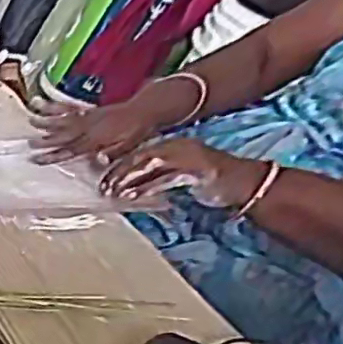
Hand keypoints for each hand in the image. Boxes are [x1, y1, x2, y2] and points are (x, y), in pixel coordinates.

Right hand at [32, 95, 164, 166]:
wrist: (151, 106)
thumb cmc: (140, 128)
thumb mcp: (131, 143)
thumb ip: (114, 153)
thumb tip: (99, 161)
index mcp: (98, 138)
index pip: (71, 150)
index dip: (53, 155)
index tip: (36, 159)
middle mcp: (90, 127)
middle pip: (64, 135)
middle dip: (46, 140)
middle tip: (29, 143)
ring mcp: (89, 117)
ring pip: (64, 119)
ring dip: (46, 120)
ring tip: (31, 119)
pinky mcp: (90, 110)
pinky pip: (70, 109)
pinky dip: (55, 107)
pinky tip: (44, 105)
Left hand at [101, 138, 262, 207]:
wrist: (241, 183)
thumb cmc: (200, 181)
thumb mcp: (170, 175)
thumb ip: (149, 176)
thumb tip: (118, 185)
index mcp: (173, 146)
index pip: (138, 153)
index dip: (116, 167)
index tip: (101, 182)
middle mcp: (181, 147)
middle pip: (142, 157)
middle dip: (119, 174)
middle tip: (104, 190)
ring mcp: (192, 157)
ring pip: (153, 165)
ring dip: (130, 180)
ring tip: (114, 194)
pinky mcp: (200, 170)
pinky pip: (168, 178)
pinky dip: (148, 187)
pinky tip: (132, 197)